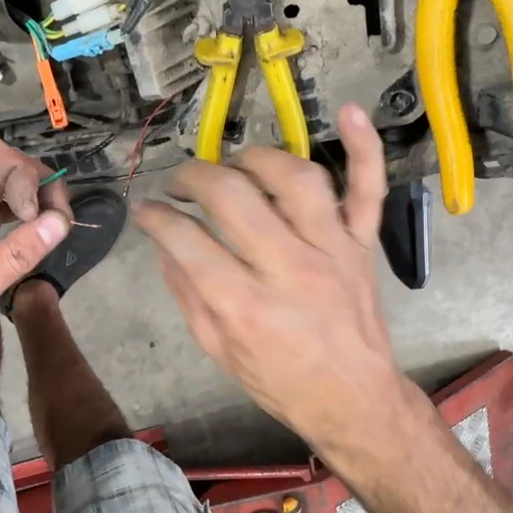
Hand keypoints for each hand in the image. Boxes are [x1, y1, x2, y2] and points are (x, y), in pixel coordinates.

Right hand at [135, 105, 428, 469]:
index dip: (154, 217)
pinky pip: (368, 188)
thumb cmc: (279, 380)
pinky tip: (348, 112)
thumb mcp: (216, 348)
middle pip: (232, 196)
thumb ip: (186, 292)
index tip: (144, 211)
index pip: (186, 239)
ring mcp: (332, 251)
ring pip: (294, 178)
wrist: (354, 400)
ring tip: (233, 167)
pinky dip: (363, 147)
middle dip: (192, 178)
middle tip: (178, 185)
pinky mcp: (362, 245)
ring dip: (255, 159)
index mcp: (244, 305)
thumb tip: (164, 242)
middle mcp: (289, 269)